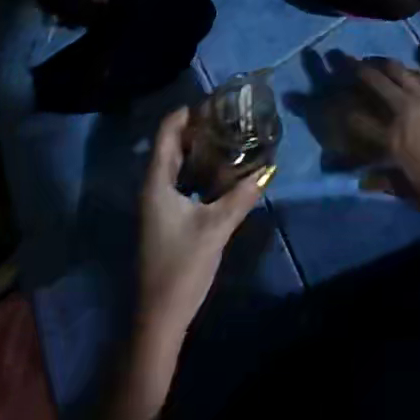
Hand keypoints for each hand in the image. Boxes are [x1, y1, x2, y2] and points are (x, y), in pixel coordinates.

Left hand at [136, 108, 269, 334]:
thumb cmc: (182, 267)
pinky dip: (196, 172)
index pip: (166, 132)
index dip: (186, 114)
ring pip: (174, 165)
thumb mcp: (215, 229)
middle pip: (170, 146)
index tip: (213, 103)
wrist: (158, 317)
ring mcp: (156, 204)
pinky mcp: (164, 218)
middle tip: (227, 119)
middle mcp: (152, 186)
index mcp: (156, 181)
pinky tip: (219, 176)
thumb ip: (240, 198)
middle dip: (195, 130)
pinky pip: (178, 182)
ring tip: (228, 140)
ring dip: (196, 151)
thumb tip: (267, 171)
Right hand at [347, 58, 419, 221]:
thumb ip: (389, 184)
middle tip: (336, 59)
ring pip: (396, 71)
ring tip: (367, 59)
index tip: (325, 104)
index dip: (337, 112)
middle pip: (373, 82)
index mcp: (394, 141)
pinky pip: (419, 76)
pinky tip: (400, 70)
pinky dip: (405, 70)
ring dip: (378, 63)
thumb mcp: (419, 196)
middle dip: (351, 69)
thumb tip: (364, 180)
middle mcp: (405, 113)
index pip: (356, 120)